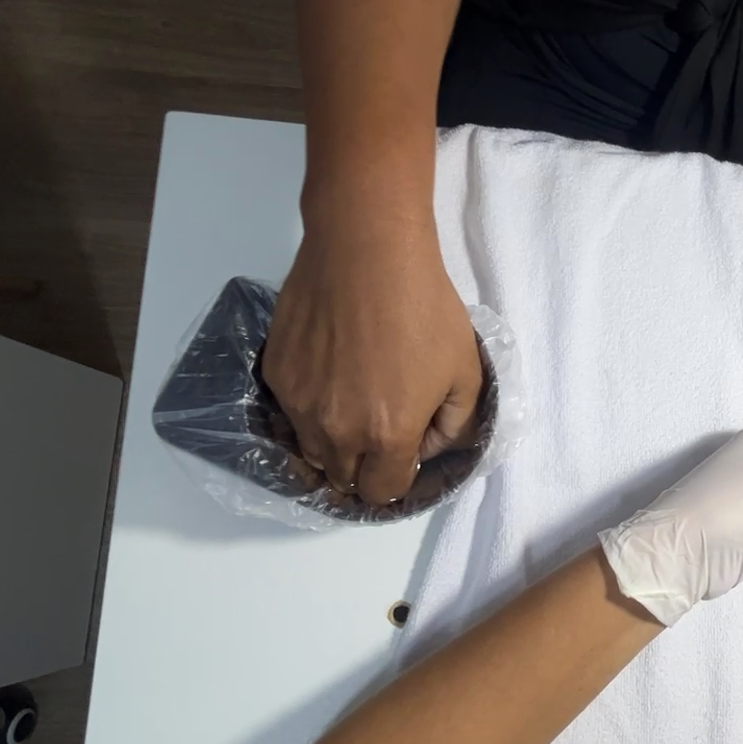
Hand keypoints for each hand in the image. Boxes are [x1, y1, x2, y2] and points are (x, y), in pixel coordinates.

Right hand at [262, 217, 483, 502]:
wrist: (367, 252)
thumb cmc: (425, 310)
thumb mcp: (466, 372)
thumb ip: (456, 425)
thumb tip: (434, 448)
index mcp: (387, 436)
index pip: (384, 491)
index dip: (399, 479)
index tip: (406, 456)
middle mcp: (336, 431)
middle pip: (345, 480)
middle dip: (366, 469)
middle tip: (383, 435)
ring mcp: (299, 404)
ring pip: (312, 453)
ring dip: (335, 446)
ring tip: (355, 411)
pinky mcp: (276, 374)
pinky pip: (292, 415)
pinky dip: (312, 413)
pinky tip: (333, 380)